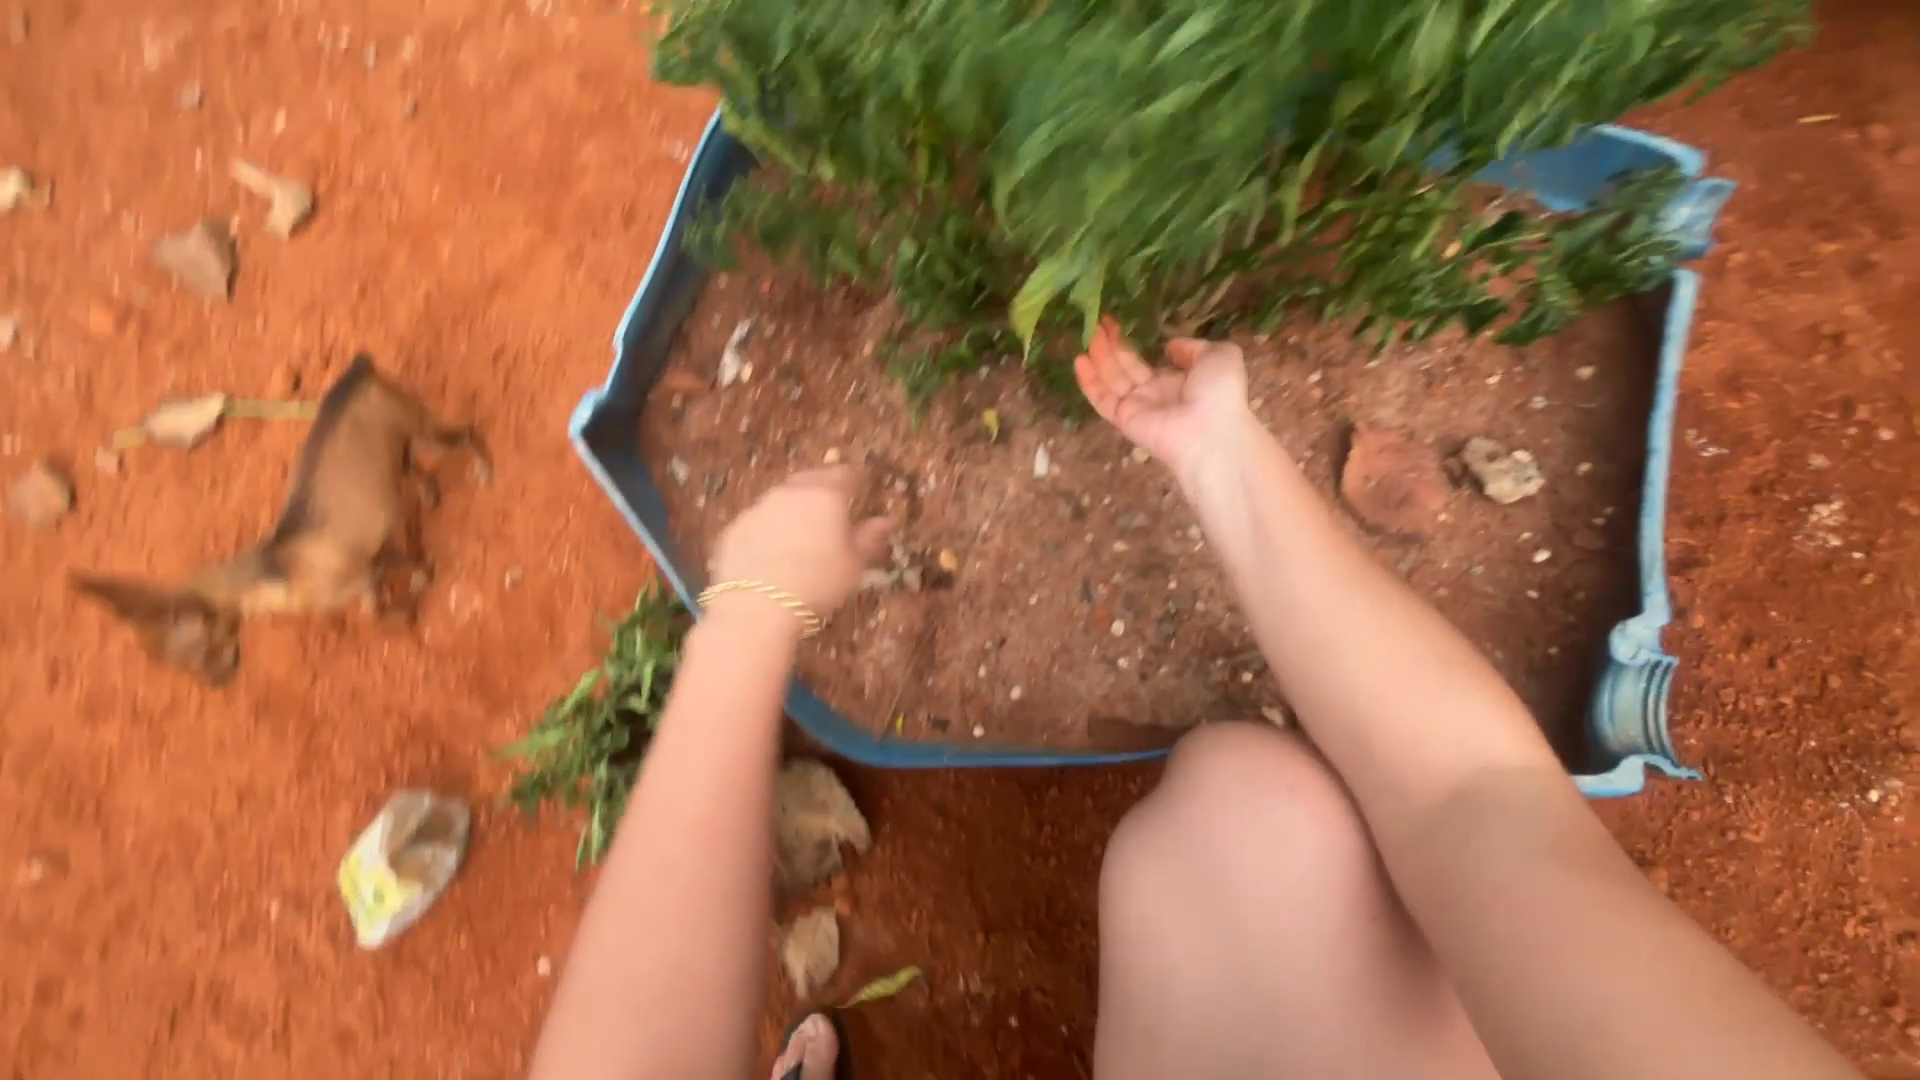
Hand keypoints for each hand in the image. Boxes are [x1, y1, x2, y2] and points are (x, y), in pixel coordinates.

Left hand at [708, 467, 893, 623]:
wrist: (757, 607)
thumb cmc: (818, 584)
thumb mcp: (854, 565)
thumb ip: (869, 538)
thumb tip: (885, 521)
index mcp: (825, 496)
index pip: (844, 474)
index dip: (854, 480)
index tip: (859, 486)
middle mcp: (790, 493)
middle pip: (810, 480)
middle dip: (822, 488)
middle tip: (831, 506)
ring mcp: (757, 508)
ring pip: (781, 499)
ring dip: (793, 508)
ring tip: (801, 531)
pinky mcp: (733, 528)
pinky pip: (758, 521)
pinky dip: (768, 529)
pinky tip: (771, 552)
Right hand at [1073, 316, 1251, 483]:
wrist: (1210, 430)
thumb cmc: (1219, 392)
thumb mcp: (1219, 356)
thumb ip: (1194, 347)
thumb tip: (1170, 347)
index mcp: (1177, 381)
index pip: (1146, 363)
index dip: (1131, 344)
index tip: (1118, 324)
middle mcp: (1155, 394)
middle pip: (1126, 368)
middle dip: (1112, 346)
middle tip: (1098, 323)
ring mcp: (1137, 407)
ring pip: (1112, 380)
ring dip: (1099, 357)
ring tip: (1088, 334)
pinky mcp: (1123, 418)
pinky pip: (1102, 399)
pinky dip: (1089, 382)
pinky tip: (1079, 360)